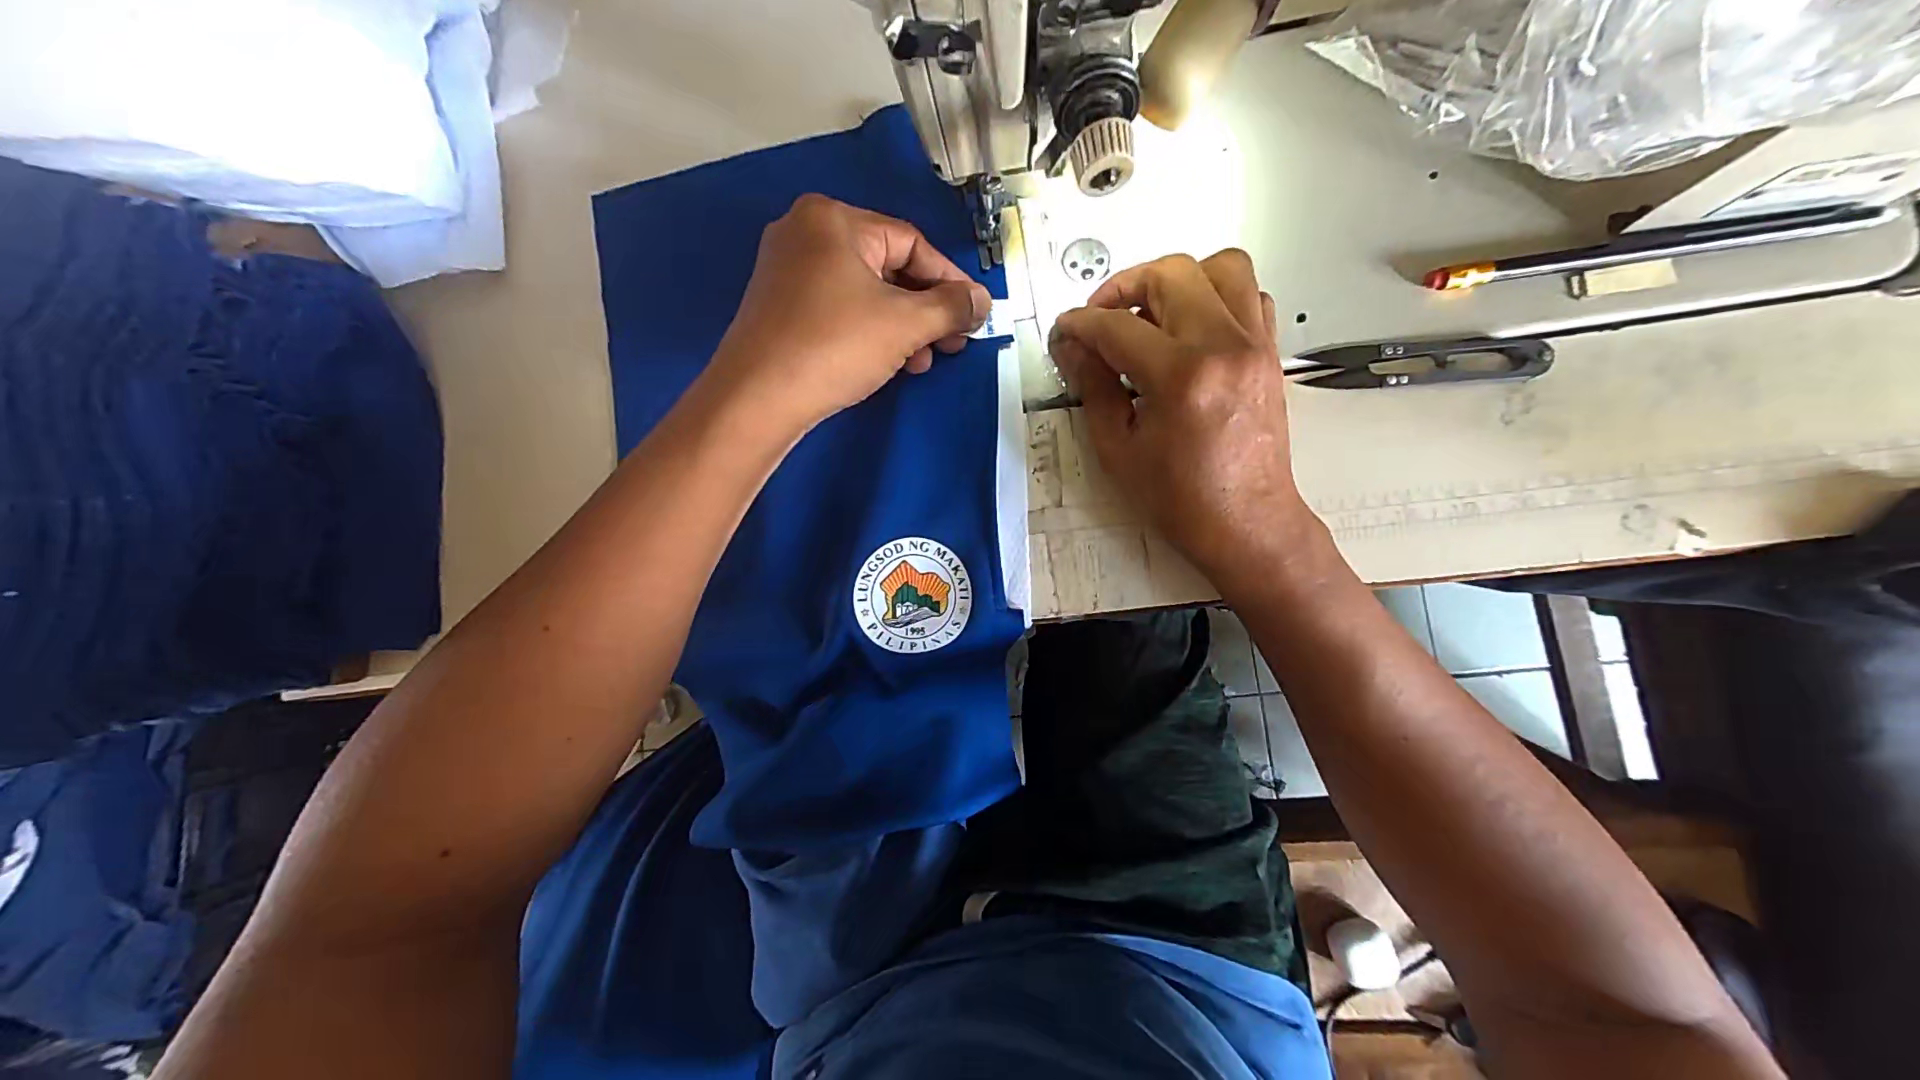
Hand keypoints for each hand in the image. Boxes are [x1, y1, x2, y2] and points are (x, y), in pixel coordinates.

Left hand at [709, 194, 990, 431]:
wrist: (758, 398)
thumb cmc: (832, 347)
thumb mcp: (905, 324)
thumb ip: (951, 307)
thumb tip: (981, 301)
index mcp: (833, 220)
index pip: (912, 243)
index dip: (950, 280)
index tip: (974, 312)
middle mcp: (806, 234)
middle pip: (888, 267)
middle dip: (926, 309)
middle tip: (953, 341)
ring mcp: (788, 270)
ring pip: (866, 292)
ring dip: (903, 326)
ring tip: (923, 360)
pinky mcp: (781, 306)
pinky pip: (841, 309)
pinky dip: (871, 331)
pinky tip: (892, 361)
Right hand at [1050, 250, 1322, 587]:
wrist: (1245, 523)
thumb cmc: (1185, 500)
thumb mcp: (1118, 448)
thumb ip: (1093, 387)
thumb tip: (1074, 348)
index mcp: (1181, 376)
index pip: (1117, 325)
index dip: (1081, 323)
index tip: (1066, 331)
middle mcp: (1224, 348)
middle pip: (1170, 274)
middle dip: (1124, 287)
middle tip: (1101, 317)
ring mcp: (1253, 346)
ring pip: (1221, 266)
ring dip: (1177, 279)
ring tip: (1150, 311)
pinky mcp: (1268, 353)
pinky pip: (1249, 295)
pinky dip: (1216, 296)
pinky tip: (1190, 326)